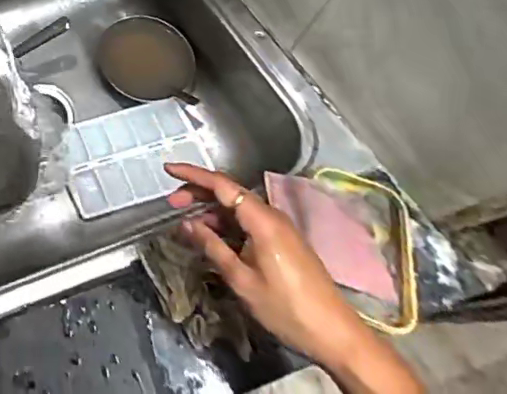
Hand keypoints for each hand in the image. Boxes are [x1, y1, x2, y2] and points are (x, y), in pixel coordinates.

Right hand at [164, 164, 392, 380]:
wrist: (339, 337)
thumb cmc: (288, 308)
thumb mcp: (243, 281)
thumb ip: (212, 247)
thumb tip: (186, 223)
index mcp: (262, 219)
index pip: (221, 184)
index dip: (192, 174)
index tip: (168, 169)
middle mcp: (272, 216)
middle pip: (229, 193)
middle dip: (198, 193)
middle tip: (172, 203)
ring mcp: (280, 228)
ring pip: (239, 209)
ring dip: (212, 211)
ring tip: (189, 224)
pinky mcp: (285, 242)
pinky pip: (250, 222)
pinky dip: (228, 224)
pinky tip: (215, 238)